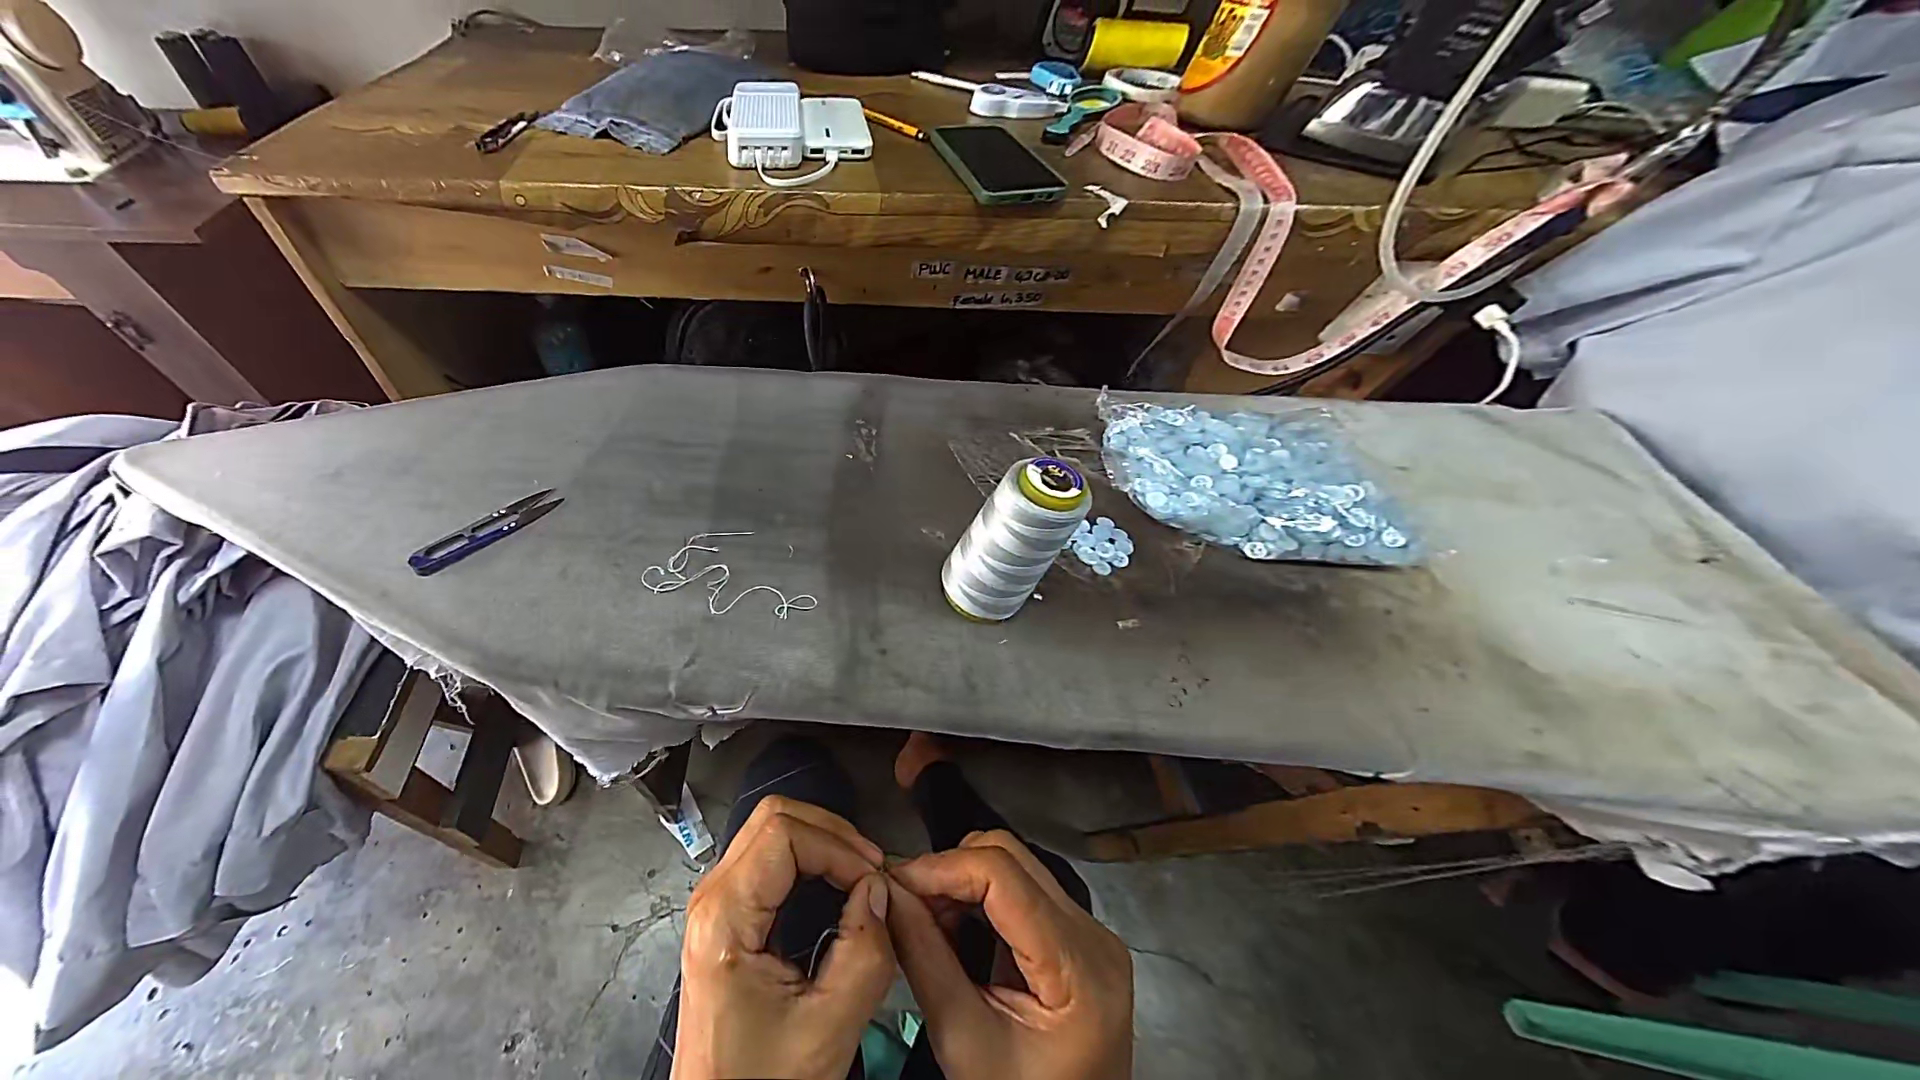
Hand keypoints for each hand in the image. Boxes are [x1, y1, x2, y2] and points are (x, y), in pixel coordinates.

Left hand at [673, 796, 895, 1079]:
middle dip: (833, 832)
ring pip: (773, 828)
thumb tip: (878, 890)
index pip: (785, 834)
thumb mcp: (829, 1027)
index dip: (838, 847)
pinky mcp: (731, 912)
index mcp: (724, 920)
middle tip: (870, 866)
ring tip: (861, 872)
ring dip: (825, 840)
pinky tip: (838, 881)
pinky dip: (812, 855)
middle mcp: (713, 900)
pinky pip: (772, 855)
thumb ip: (865, 951)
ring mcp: (718, 903)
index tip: (871, 879)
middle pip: (776, 817)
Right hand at [887, 830, 1132, 1079]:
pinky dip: (979, 898)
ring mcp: (1089, 933)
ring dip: (961, 881)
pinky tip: (953, 927)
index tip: (895, 881)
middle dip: (949, 870)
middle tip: (905, 901)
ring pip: (1014, 866)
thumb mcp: (963, 1041)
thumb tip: (889, 894)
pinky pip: (1021, 890)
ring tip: (926, 921)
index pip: (1004, 874)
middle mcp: (1093, 935)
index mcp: (1078, 964)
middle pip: (1010, 858)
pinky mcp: (1075, 937)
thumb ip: (925, 958)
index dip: (943, 867)